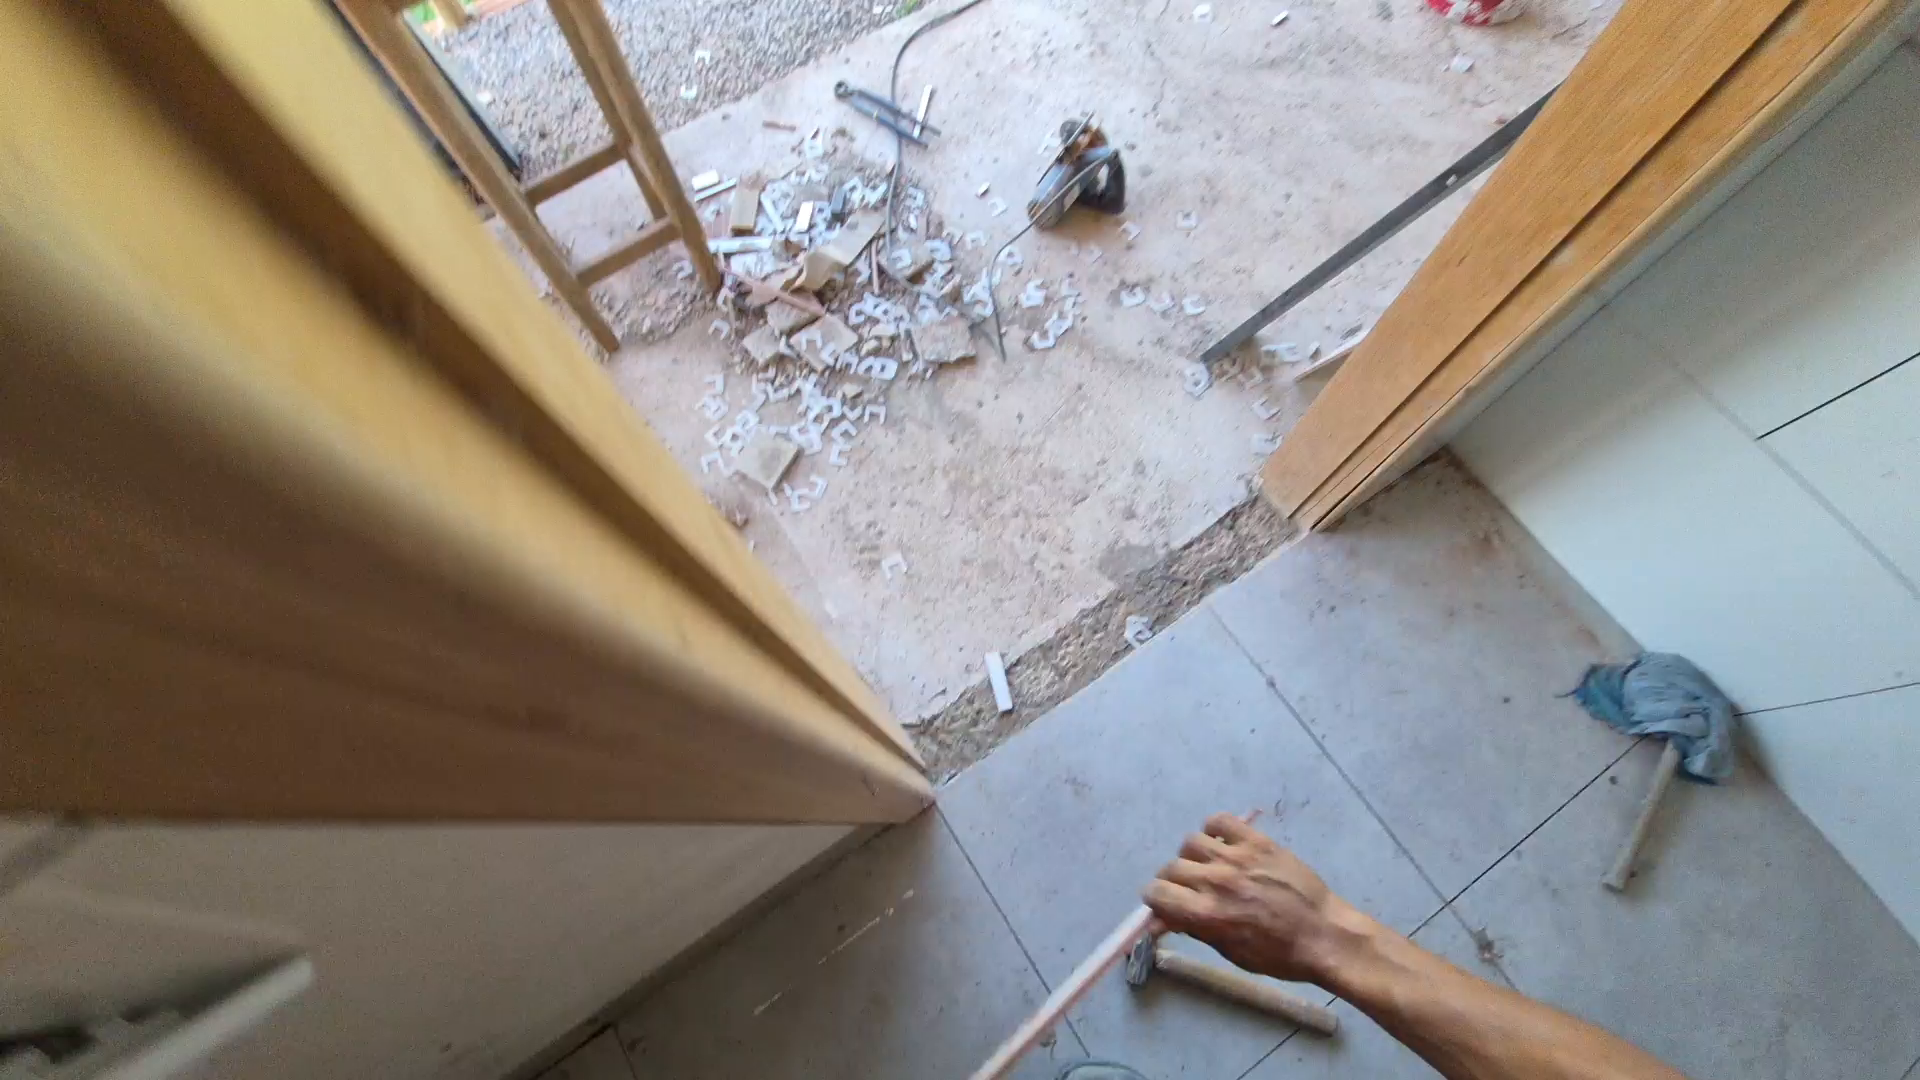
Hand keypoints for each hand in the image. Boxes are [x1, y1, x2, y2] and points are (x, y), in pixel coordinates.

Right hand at [1142, 813, 1370, 984]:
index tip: (1164, 903)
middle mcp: (1214, 881)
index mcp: (1207, 914)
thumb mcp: (1232, 953)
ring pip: (1190, 843)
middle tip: (1189, 890)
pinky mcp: (1254, 840)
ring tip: (1210, 867)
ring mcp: (1235, 857)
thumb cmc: (1280, 955)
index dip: (1155, 899)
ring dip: (1193, 857)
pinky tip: (1223, 846)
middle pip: (1170, 868)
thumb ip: (1196, 930)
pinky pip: (1218, 821)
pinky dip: (1214, 831)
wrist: (1326, 935)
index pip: (1156, 893)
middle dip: (1173, 881)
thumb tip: (1164, 918)